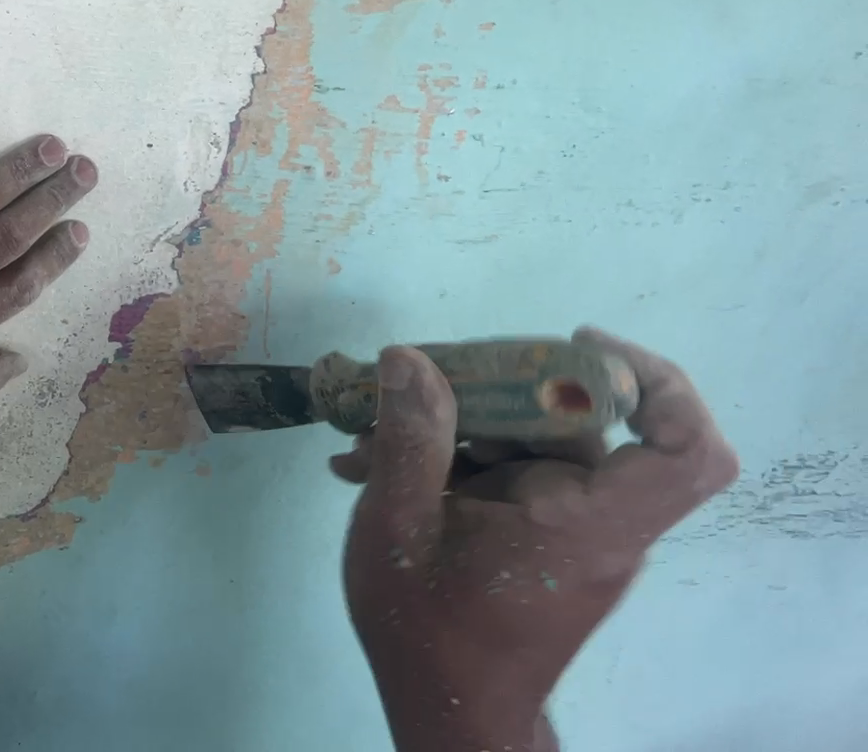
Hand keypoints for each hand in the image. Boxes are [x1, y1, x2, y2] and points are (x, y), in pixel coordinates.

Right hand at [330, 328, 738, 749]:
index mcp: (583, 523)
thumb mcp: (398, 522)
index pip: (683, 451)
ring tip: (363, 440)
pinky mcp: (533, 534)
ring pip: (526, 446)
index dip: (655, 383)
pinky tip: (367, 465)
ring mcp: (563, 528)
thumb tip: (408, 358)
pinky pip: (500, 474)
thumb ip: (410, 439)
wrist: (441, 702)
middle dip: (488, 392)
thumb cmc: (425, 622)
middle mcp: (592, 521)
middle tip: (408, 382)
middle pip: (577, 428)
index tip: (575, 342)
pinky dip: (443, 459)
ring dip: (445, 429)